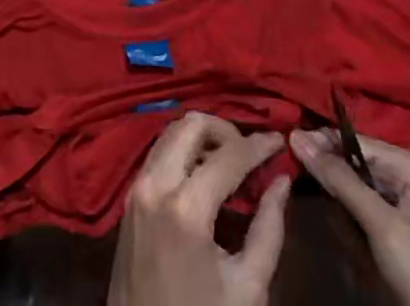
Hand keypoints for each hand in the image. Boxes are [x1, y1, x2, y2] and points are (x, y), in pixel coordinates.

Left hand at [108, 112, 292, 305]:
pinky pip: (158, 154)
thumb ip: (269, 226)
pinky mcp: (128, 201)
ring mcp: (135, 191)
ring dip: (203, 138)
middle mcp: (154, 186)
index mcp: (185, 208)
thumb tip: (282, 180)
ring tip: (231, 163)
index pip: (229, 154)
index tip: (280, 141)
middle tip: (250, 153)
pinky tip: (205, 175)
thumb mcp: (247, 285)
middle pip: (191, 125)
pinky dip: (184, 151)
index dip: (259, 144)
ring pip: (170, 133)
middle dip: (226, 130)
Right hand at [290, 129, 409, 305]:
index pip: (350, 138)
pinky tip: (341, 235)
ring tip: (317, 211)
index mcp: (405, 162)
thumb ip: (341, 181)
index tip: (281, 144)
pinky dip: (346, 225)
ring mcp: (396, 204)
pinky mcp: (391, 232)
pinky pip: (358, 215)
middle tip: (290, 177)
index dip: (318, 140)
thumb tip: (299, 137)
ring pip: (350, 190)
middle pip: (349, 162)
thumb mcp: (382, 224)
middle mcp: (400, 174)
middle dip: (324, 172)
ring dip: (334, 204)